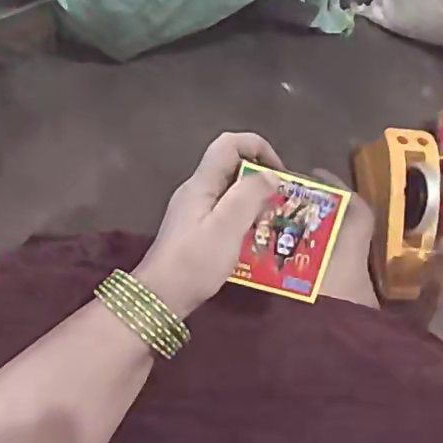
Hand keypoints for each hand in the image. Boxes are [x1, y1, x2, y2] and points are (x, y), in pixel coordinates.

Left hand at [132, 133, 283, 316]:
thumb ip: (249, 196)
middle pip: (231, 167)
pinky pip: (223, 214)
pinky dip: (243, 219)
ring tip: (273, 223)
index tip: (280, 173)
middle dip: (260, 178)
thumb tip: (271, 175)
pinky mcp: (195, 232)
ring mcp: (193, 212)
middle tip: (282, 204)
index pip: (229, 144)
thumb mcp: (226, 228)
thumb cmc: (194, 263)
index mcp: (201, 184)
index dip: (258, 147)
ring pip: (229, 192)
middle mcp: (195, 192)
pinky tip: (254, 240)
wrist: (160, 298)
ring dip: (254, 201)